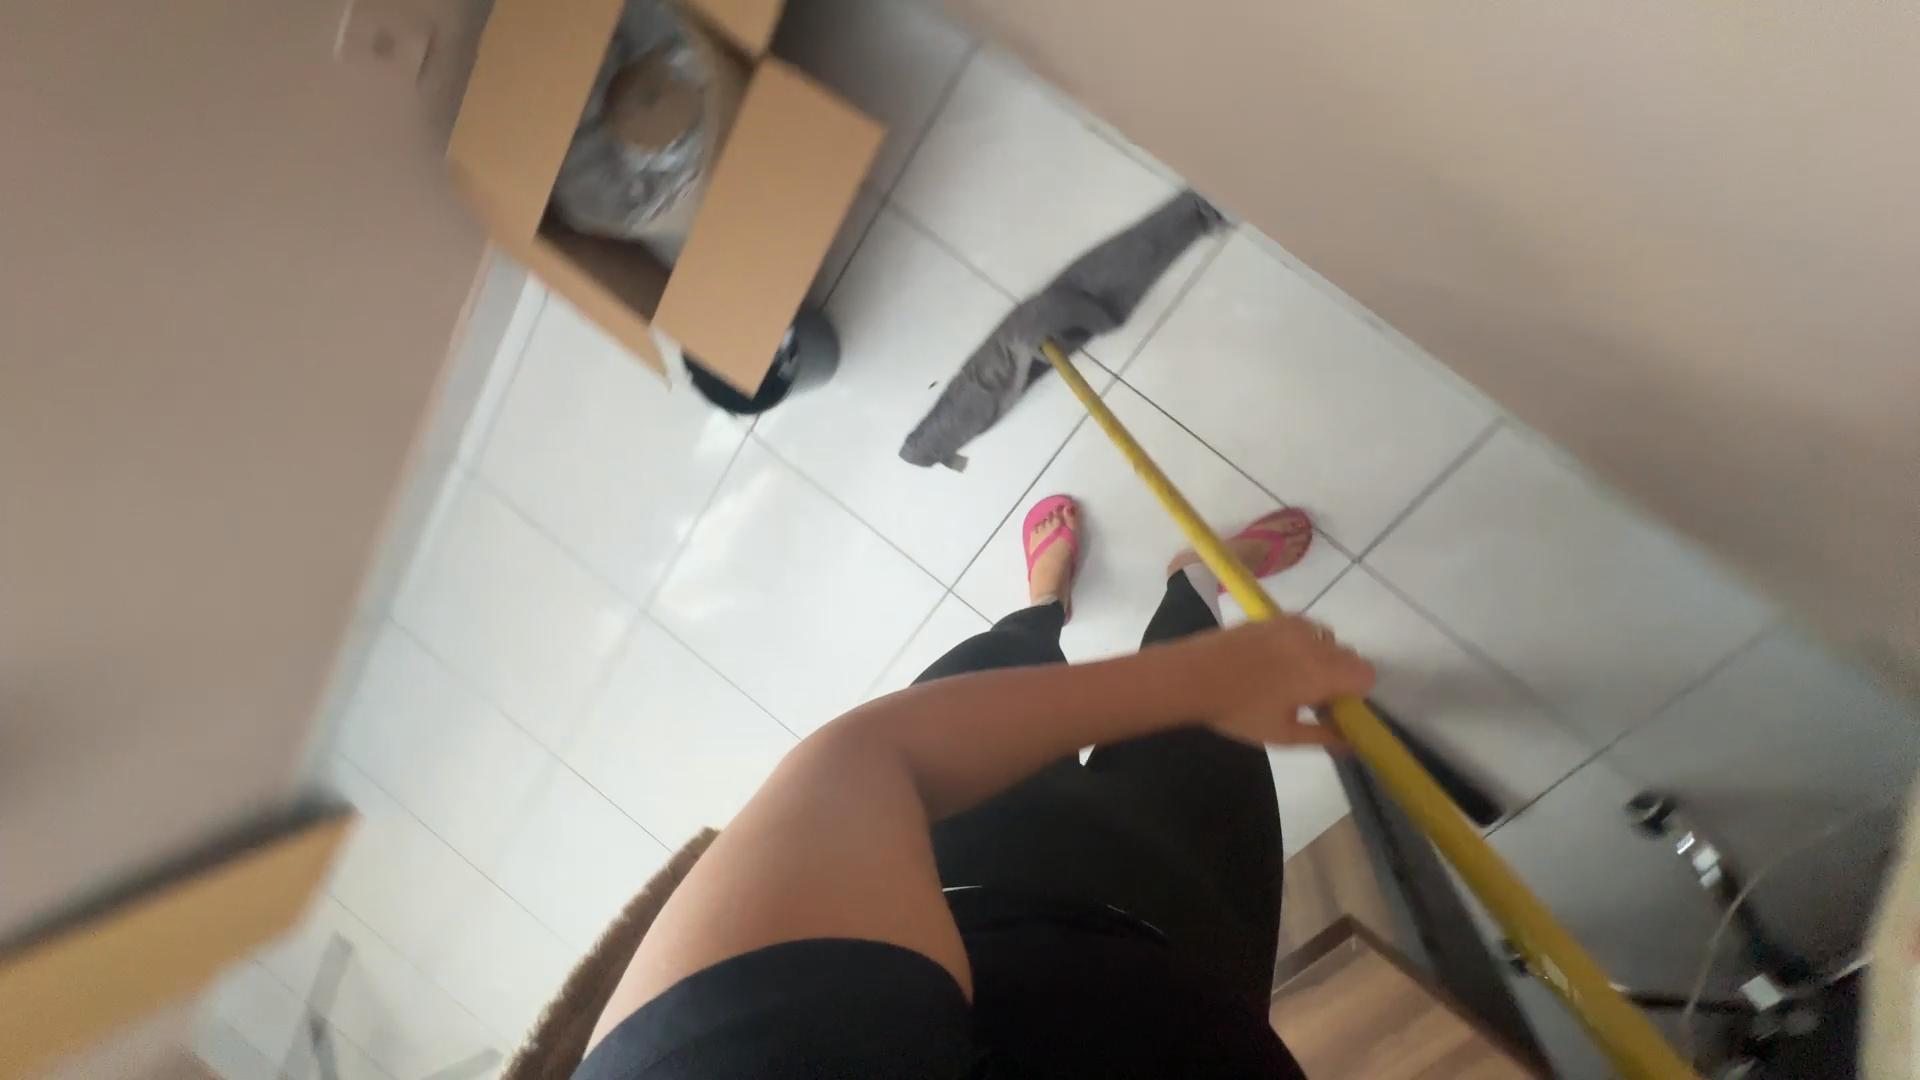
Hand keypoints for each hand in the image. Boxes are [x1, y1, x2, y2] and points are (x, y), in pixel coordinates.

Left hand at [1182, 616, 1375, 748]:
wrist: (1190, 676)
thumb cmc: (1237, 710)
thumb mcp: (1282, 734)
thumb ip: (1322, 737)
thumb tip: (1351, 742)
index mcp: (1321, 672)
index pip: (1365, 674)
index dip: (1356, 692)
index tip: (1332, 706)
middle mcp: (1311, 643)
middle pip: (1347, 654)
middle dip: (1339, 674)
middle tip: (1310, 695)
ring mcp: (1287, 625)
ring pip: (1324, 636)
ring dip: (1320, 654)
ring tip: (1291, 674)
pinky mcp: (1266, 618)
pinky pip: (1299, 625)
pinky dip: (1299, 639)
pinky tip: (1273, 657)